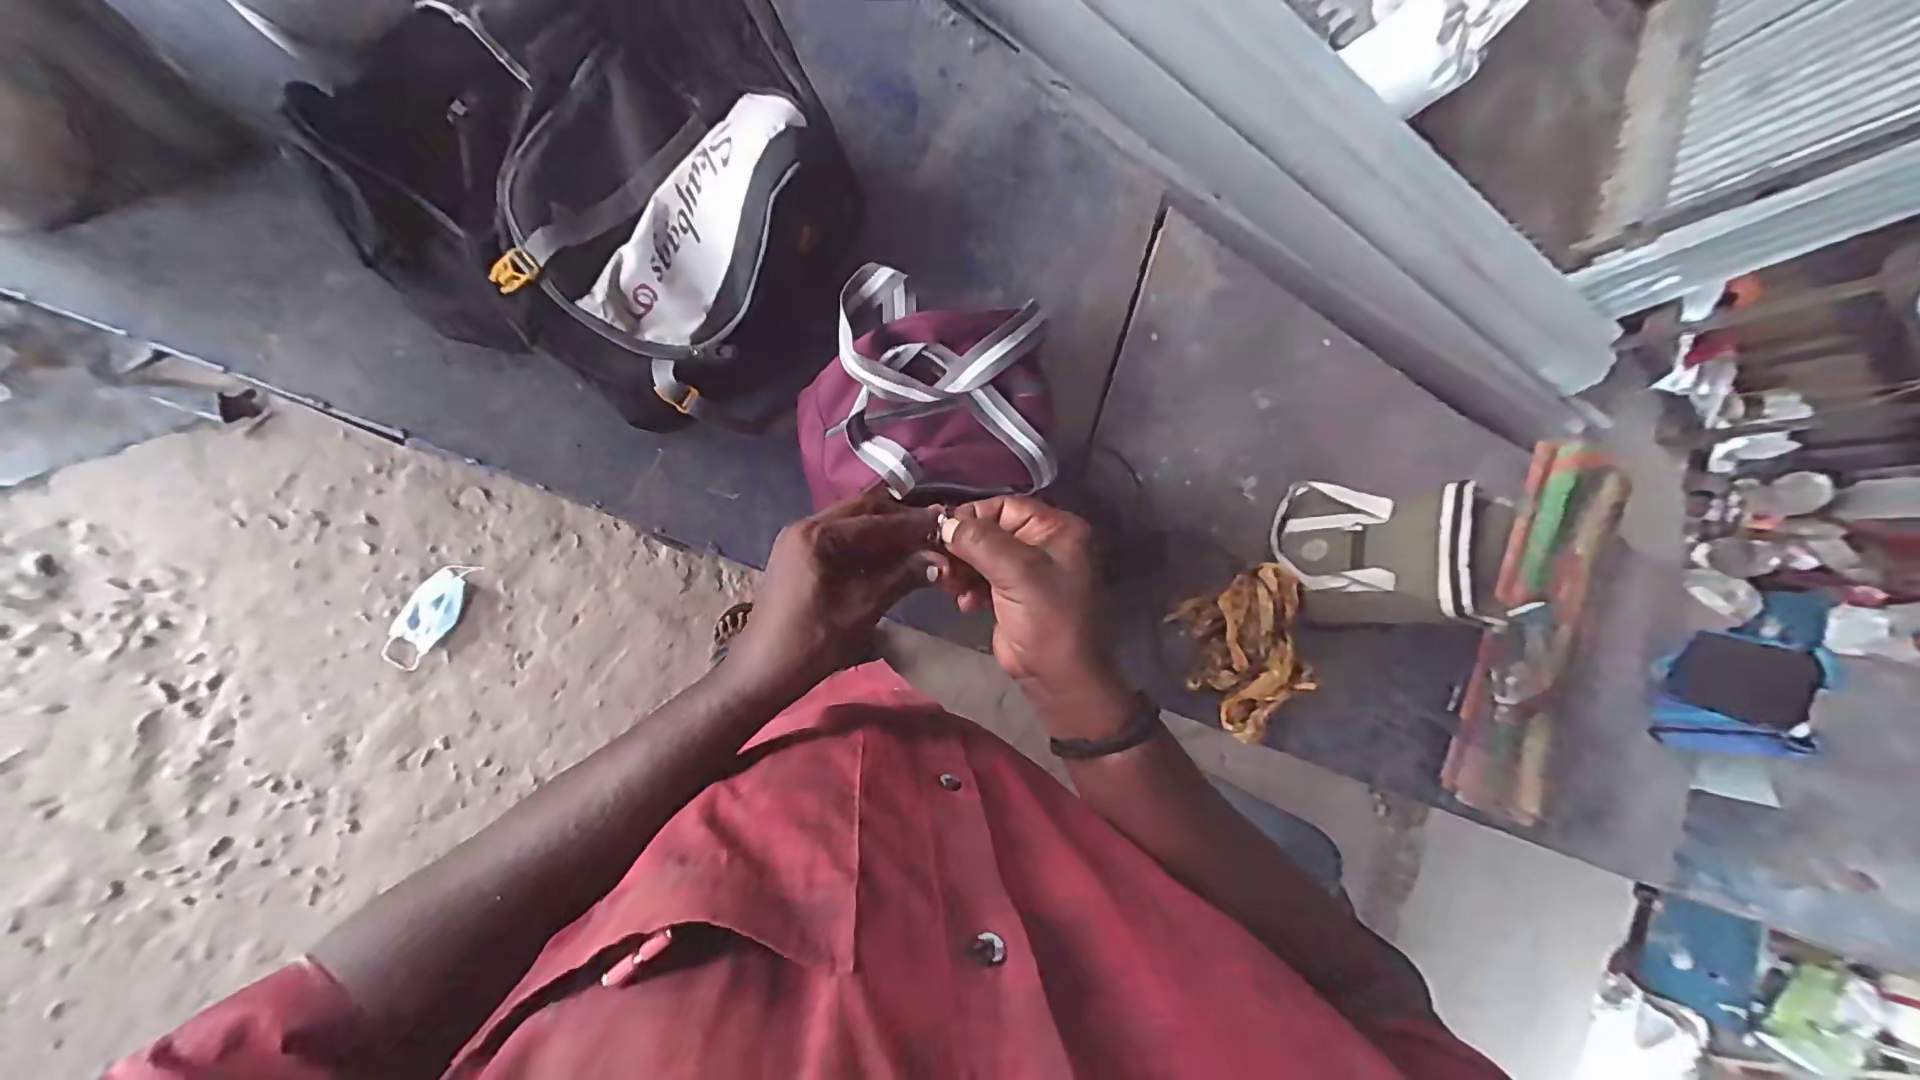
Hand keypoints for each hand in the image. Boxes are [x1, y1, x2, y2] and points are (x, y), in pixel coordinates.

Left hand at [722, 490, 948, 703]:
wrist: (760, 673)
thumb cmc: (810, 644)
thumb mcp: (861, 609)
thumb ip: (901, 577)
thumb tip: (941, 561)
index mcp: (816, 536)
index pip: (876, 519)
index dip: (913, 523)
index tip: (945, 525)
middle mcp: (805, 527)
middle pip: (863, 510)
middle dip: (899, 521)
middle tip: (932, 533)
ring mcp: (799, 540)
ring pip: (853, 524)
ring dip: (885, 532)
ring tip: (918, 546)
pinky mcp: (799, 556)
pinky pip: (841, 540)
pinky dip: (868, 546)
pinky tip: (891, 560)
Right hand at [941, 497, 1130, 727]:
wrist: (1057, 677)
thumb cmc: (1047, 618)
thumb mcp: (1017, 572)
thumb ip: (980, 541)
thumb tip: (945, 522)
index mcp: (1056, 529)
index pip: (1005, 506)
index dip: (973, 516)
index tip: (943, 530)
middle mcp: (1042, 544)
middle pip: (989, 531)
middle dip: (963, 548)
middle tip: (943, 563)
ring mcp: (1026, 571)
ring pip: (980, 556)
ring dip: (962, 569)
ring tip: (953, 587)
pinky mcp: (1010, 594)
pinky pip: (980, 578)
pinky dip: (968, 587)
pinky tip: (966, 604)